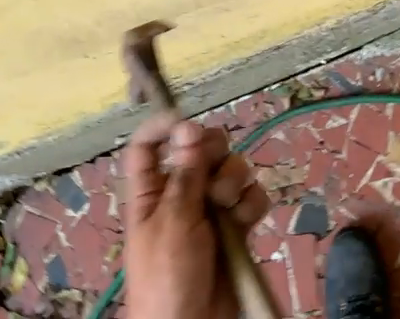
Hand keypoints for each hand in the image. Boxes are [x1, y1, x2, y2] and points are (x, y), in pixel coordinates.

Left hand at [122, 115, 270, 318]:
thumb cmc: (169, 278)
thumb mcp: (172, 223)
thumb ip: (185, 174)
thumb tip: (188, 126)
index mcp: (150, 192)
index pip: (148, 146)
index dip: (163, 128)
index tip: (185, 121)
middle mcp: (180, 194)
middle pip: (199, 149)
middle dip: (212, 151)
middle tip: (213, 164)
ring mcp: (210, 210)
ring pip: (230, 169)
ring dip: (232, 179)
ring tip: (226, 205)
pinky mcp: (237, 227)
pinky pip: (251, 196)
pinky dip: (251, 203)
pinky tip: (244, 220)